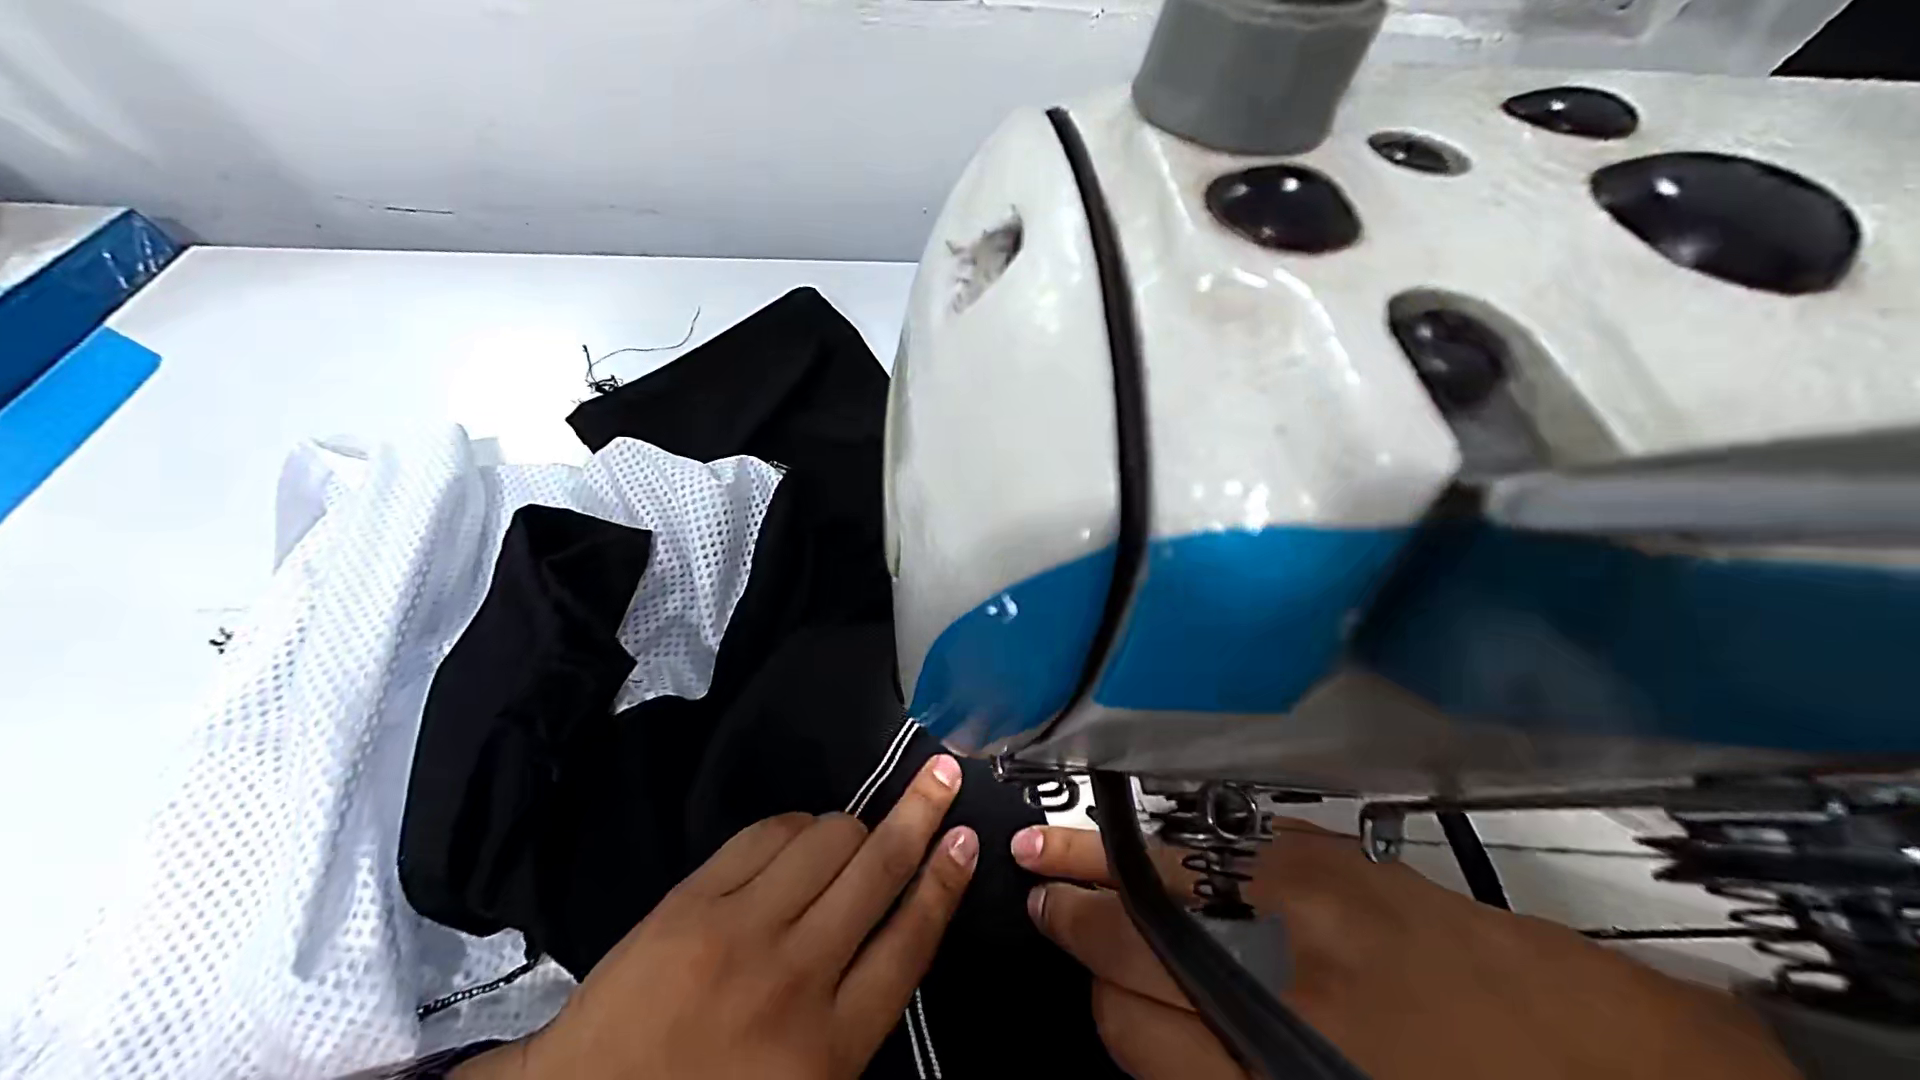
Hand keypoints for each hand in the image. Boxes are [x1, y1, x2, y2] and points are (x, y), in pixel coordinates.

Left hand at [459, 754, 977, 1079]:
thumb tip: (899, 920)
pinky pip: (766, 834)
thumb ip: (858, 1012)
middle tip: (943, 773)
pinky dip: (795, 827)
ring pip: (827, 839)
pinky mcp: (692, 899)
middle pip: (877, 870)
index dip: (943, 880)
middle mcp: (796, 975)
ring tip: (852, 839)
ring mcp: (740, 929)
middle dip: (920, 814)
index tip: (966, 838)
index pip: (909, 939)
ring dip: (852, 827)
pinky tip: (798, 839)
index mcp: (830, 1043)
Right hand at [1011, 818, 1800, 1079]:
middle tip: (1028, 871)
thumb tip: (1145, 1012)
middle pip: (1138, 945)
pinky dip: (1182, 842)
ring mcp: (1313, 912)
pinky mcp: (1348, 864)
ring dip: (1105, 864)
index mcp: (1276, 1066)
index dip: (1093, 990)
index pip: (1133, 1024)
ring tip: (1055, 842)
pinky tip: (1152, 830)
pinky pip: (1233, 848)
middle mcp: (1279, 988)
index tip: (1055, 941)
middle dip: (1074, 914)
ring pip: (1170, 884)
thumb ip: (1231, 1067)